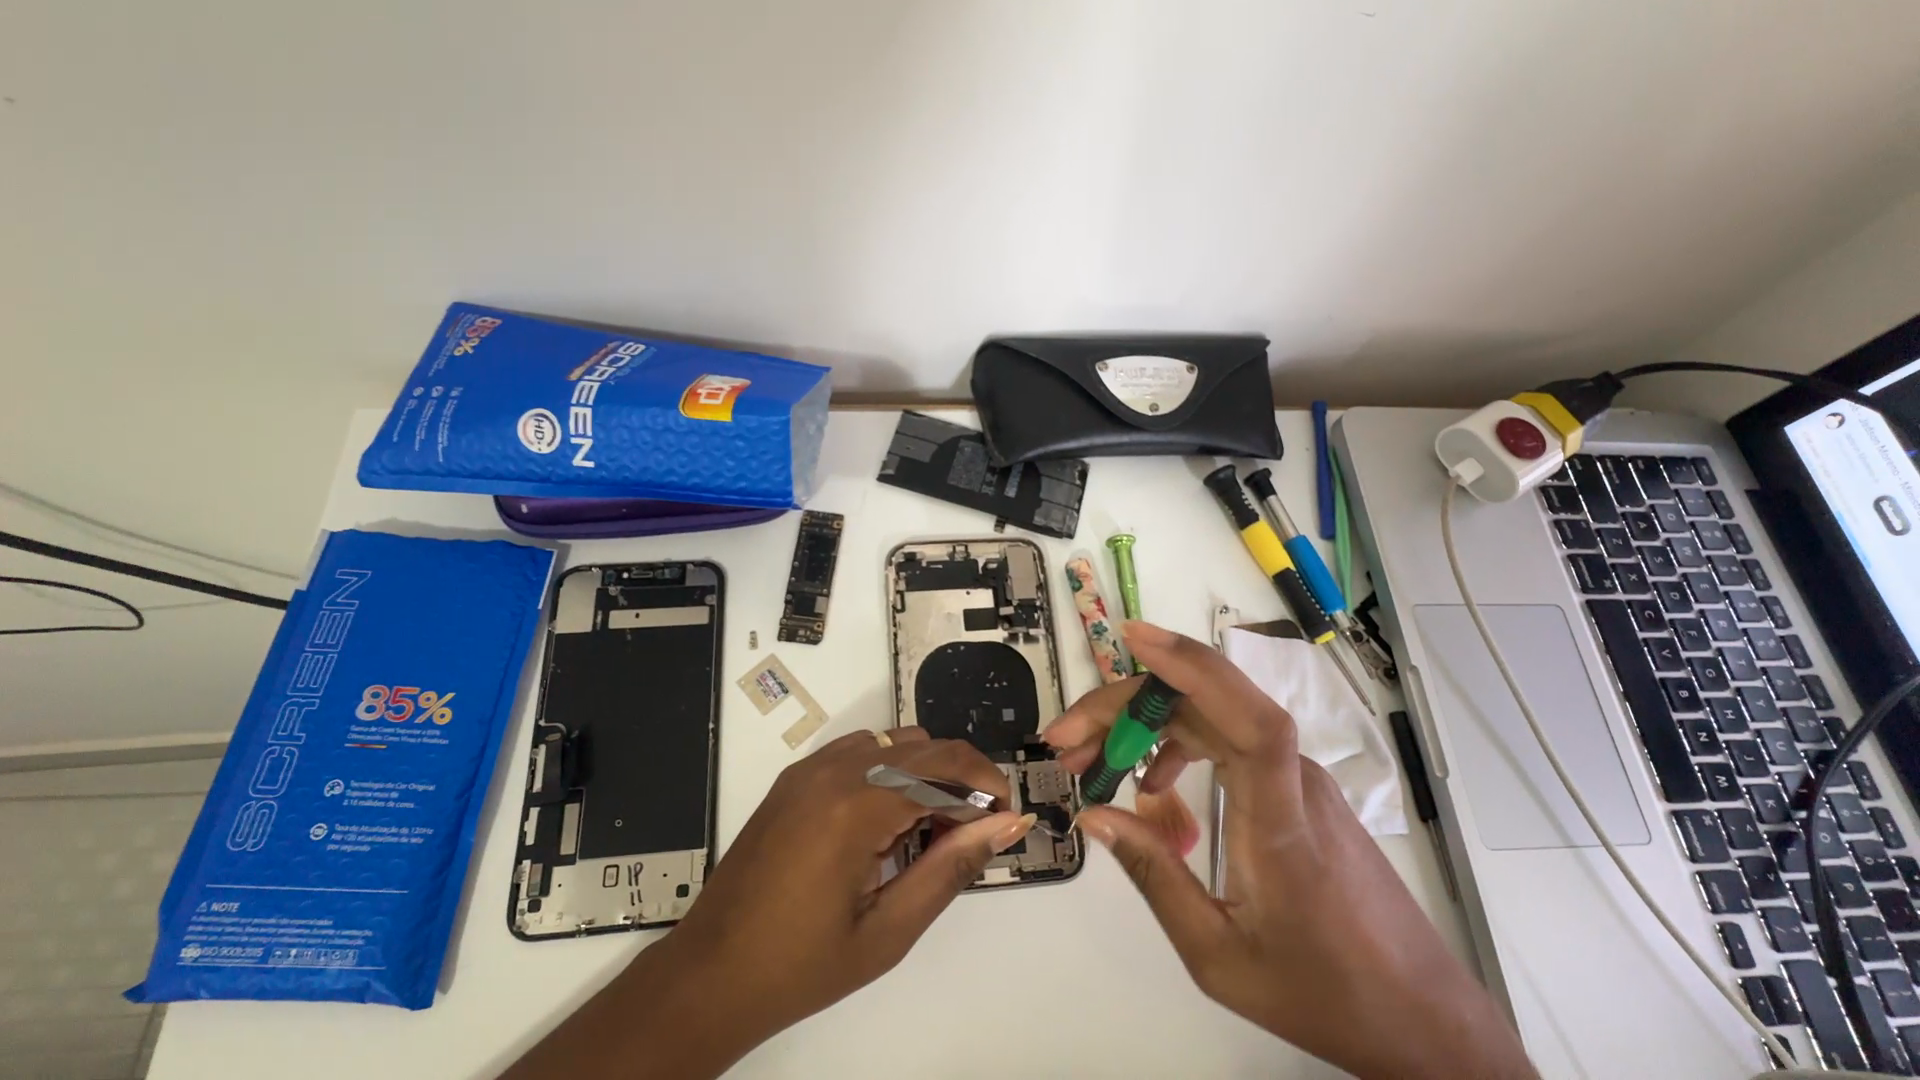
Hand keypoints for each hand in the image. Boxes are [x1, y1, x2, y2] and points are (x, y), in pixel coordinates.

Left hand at [501, 728, 1032, 1079]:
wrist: (710, 976)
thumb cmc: (802, 966)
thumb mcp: (889, 930)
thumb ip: (952, 867)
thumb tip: (1006, 823)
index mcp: (855, 805)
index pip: (945, 767)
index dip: (988, 786)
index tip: (1005, 821)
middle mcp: (831, 771)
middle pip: (922, 746)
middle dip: (961, 780)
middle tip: (970, 836)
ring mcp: (806, 771)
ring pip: (891, 743)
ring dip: (924, 773)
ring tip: (927, 835)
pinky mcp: (791, 781)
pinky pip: (858, 753)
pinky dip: (888, 772)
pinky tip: (885, 826)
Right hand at [1044, 622, 1535, 1079]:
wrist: (1418, 1015)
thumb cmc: (1320, 991)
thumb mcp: (1216, 952)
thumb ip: (1154, 875)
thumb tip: (1093, 814)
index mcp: (1279, 820)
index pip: (1245, 716)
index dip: (1193, 666)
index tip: (1135, 639)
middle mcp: (1294, 783)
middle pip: (1209, 709)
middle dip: (1128, 707)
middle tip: (1064, 740)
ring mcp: (1301, 784)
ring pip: (1217, 724)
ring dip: (1149, 727)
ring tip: (1090, 760)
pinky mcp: (1300, 794)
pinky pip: (1234, 747)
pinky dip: (1183, 748)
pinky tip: (1151, 785)